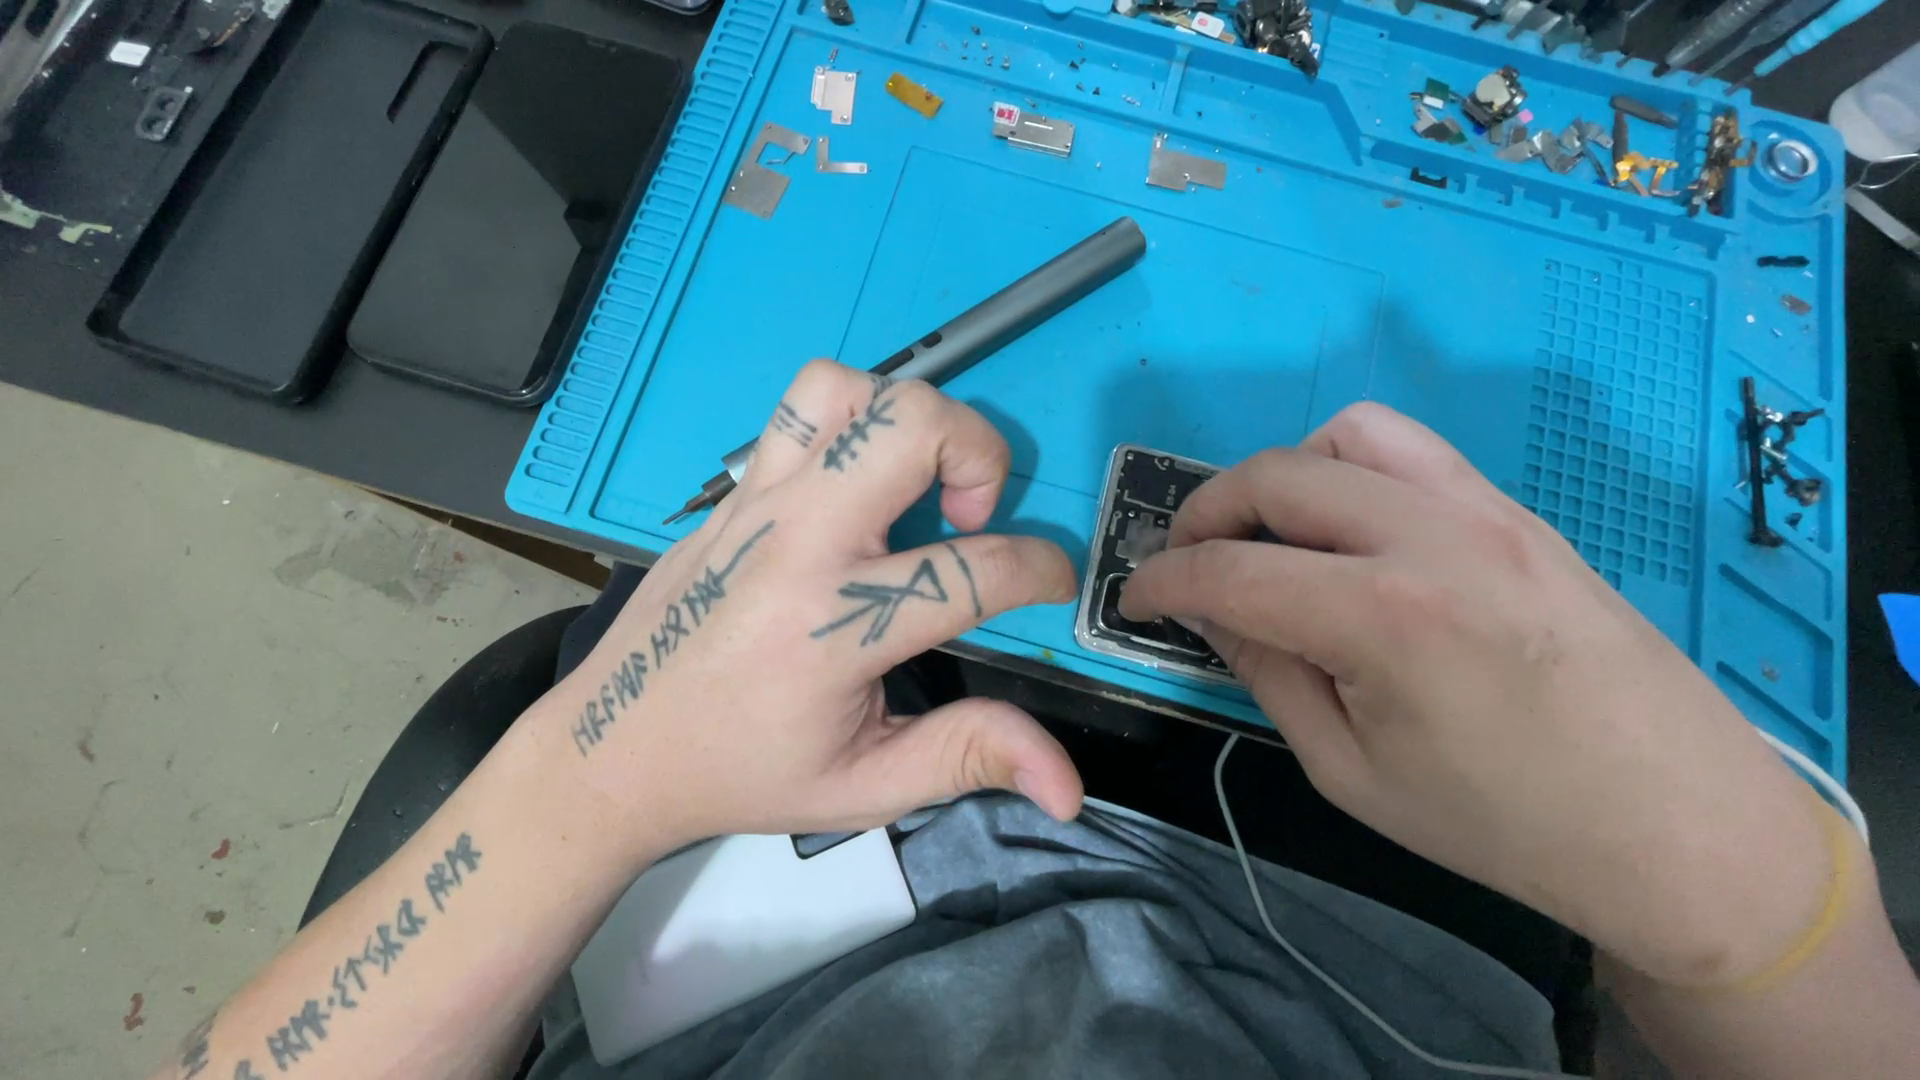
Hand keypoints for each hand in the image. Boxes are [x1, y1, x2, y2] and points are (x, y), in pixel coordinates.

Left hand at [544, 360, 1082, 860]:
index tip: (1050, 582)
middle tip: (971, 516)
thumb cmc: (744, 773)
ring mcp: (755, 506)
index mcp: (832, 630)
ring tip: (913, 486)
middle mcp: (796, 545)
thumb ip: (969, 759)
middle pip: (910, 427)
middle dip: (979, 452)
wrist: (613, 749)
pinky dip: (851, 421)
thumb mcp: (865, 787)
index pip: (970, 570)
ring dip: (905, 420)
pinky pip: (799, 411)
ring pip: (843, 389)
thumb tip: (1067, 785)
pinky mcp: (732, 494)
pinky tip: (859, 488)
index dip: (1039, 569)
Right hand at [1120, 403, 1833, 985]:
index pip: (1229, 571)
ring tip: (1268, 536)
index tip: (1131, 598)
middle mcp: (1429, 536)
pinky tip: (1345, 527)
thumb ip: (1265, 670)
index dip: (1161, 582)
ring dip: (1279, 477)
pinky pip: (1411, 448)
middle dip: (1202, 515)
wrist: (1682, 829)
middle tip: (1184, 566)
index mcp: (1382, 617)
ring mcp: (1484, 510)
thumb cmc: (1499, 823)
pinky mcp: (1517, 510)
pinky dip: (1348, 466)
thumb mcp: (1346, 769)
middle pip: (1273, 477)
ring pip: (1343, 435)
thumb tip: (1206, 610)